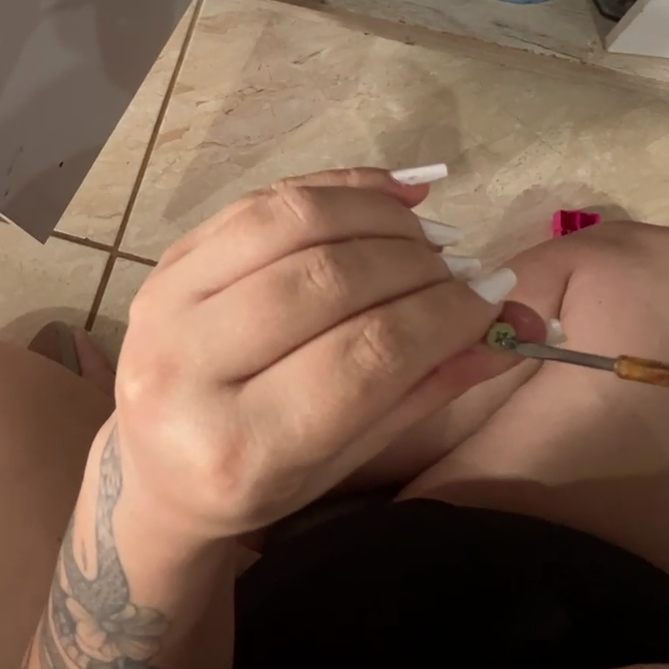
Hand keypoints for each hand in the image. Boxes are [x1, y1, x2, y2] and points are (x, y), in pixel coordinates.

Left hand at [110, 168, 539, 543]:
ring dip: (375, 215)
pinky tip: (388, 194)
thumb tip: (514, 321)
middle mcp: (185, 368)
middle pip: (325, 280)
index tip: (492, 294)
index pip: (362, 357)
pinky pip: (260, 201)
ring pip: (289, 222)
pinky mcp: (164, 260)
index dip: (440, 315)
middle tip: (461, 263)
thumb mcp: (344, 457)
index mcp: (235, 447)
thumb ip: (426, 386)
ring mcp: (164, 302)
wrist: (153, 468)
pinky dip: (333, 188)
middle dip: (413, 263)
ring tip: (426, 229)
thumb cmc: (257, 481)